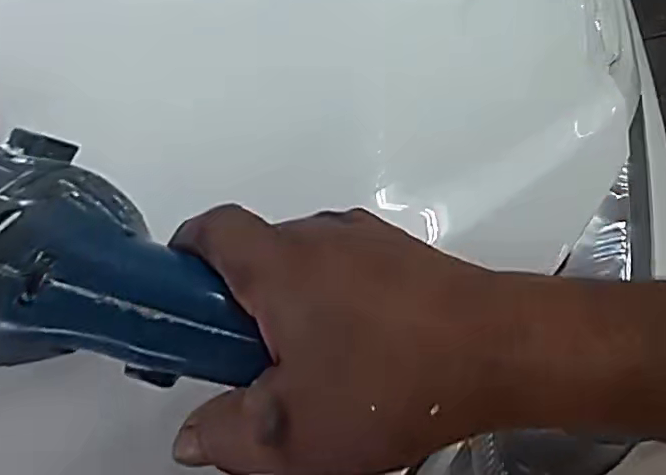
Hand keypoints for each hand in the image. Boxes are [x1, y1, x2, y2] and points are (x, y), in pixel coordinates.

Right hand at [168, 205, 522, 474]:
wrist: (492, 344)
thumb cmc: (392, 380)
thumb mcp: (289, 437)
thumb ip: (226, 433)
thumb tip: (199, 426)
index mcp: (284, 264)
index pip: (216, 228)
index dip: (184, 255)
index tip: (173, 301)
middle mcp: (326, 234)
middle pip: (259, 250)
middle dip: (238, 300)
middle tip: (239, 362)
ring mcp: (368, 237)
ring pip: (306, 259)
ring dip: (289, 301)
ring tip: (303, 366)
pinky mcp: (401, 249)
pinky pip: (346, 263)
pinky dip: (331, 295)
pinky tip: (351, 349)